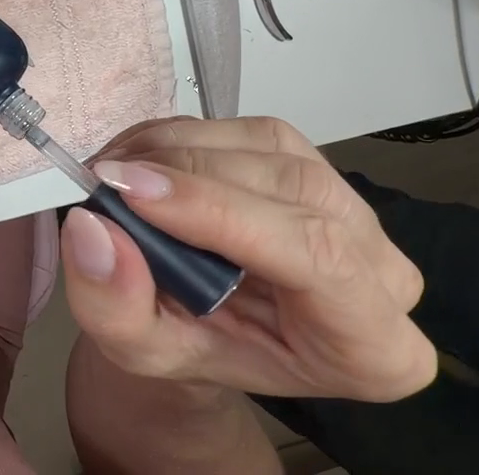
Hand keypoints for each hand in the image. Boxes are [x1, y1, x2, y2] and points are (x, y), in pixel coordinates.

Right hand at [59, 116, 436, 402]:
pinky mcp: (311, 163)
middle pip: (294, 191)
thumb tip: (93, 228)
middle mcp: (385, 274)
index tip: (129, 190)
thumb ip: (114, 306)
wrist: (199, 322)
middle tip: (104, 178)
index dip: (220, 211)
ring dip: (176, 148)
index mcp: (370, 348)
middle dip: (187, 173)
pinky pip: (249, 130)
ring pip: (271, 149)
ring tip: (112, 169)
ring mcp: (354, 210)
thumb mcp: (137, 348)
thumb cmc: (185, 343)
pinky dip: (180, 134)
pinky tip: (138, 158)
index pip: (317, 257)